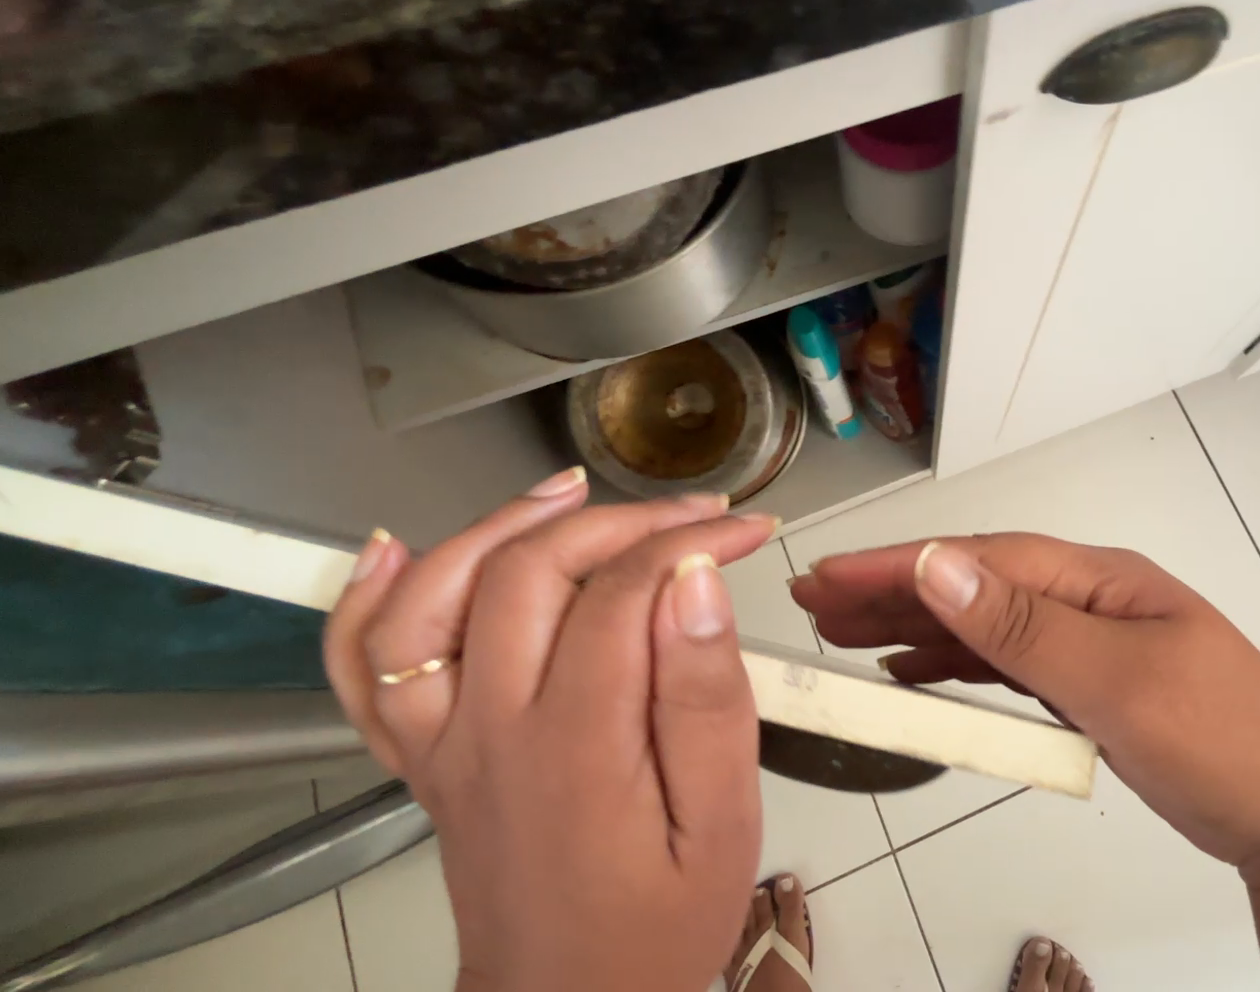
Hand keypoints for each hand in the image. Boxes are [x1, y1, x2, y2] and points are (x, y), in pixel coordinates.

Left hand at [323, 470, 776, 991]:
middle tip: (695, 512)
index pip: (623, 593)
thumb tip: (696, 583)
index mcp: (575, 744)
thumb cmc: (664, 917)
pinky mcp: (420, 757)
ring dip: (502, 525)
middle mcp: (489, 729)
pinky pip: (364, 668)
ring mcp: (440, 741)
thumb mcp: (723, 817)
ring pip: (436, 596)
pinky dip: (369, 597)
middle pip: (532, 573)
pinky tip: (398, 550)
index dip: (691, 541)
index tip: (748, 529)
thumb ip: (706, 697)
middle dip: (623, 520)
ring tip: (572, 489)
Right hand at [791, 533, 1259, 871]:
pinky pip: (1005, 667)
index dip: (901, 565)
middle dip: (893, 590)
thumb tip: (938, 564)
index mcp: (1096, 579)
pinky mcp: (1086, 688)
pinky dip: (955, 666)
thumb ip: (1024, 626)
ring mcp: (1086, 644)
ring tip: (846, 637)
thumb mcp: (1117, 680)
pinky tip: (915, 673)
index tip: (829, 575)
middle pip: (974, 585)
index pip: (980, 560)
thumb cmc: (1219, 738)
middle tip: (816, 603)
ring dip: (914, 627)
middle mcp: (1086, 599)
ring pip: (983, 625)